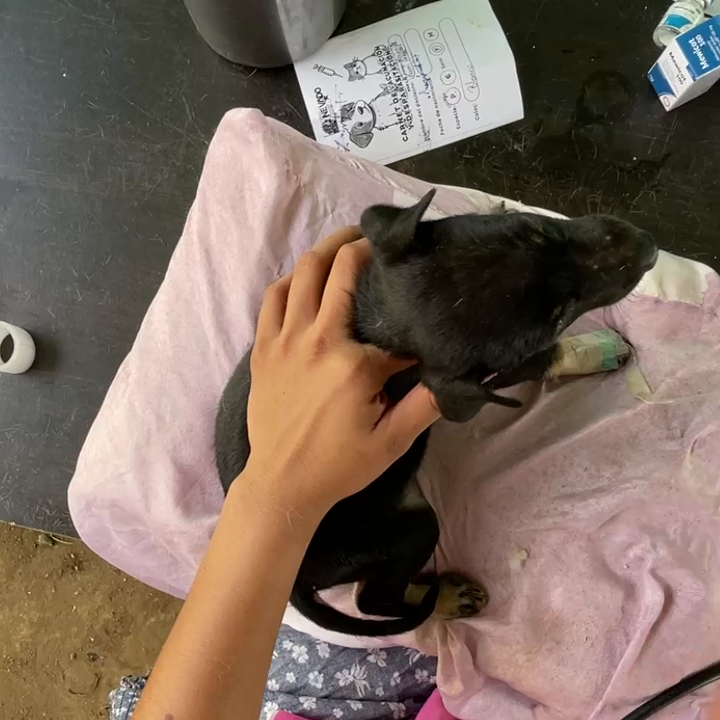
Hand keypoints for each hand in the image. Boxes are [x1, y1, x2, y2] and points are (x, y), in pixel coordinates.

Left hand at [232, 227, 441, 523]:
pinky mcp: (263, 349)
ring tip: (345, 244)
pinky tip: (304, 280)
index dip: (411, 314)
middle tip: (381, 236)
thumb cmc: (339, 466)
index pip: (391, 325)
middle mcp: (317, 339)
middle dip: (362, 243)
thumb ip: (426, 404)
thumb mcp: (393, 441)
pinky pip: (272, 298)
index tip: (423, 301)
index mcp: (354, 363)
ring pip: (302, 273)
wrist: (282, 484)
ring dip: (325, 250)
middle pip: (339, 269)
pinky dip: (290, 280)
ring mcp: (284, 340)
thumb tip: (457, 373)